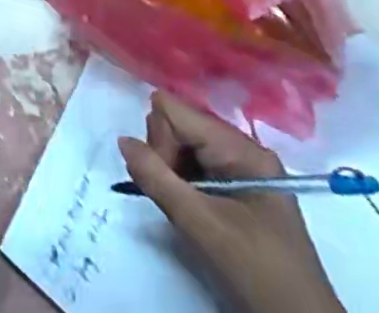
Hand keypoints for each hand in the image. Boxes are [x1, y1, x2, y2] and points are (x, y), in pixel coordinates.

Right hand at [119, 92, 344, 312]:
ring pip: (179, 144)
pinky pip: (190, 163)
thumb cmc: (255, 268)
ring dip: (168, 170)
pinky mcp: (233, 185)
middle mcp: (240, 149)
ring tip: (183, 205)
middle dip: (162, 154)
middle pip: (175, 124)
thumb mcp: (200, 223)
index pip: (173, 110)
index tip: (168, 177)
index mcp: (241, 149)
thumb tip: (122, 139)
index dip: (159, 138)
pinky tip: (188, 206)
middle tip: (175, 194)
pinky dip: (178, 180)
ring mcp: (238, 167)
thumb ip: (155, 176)